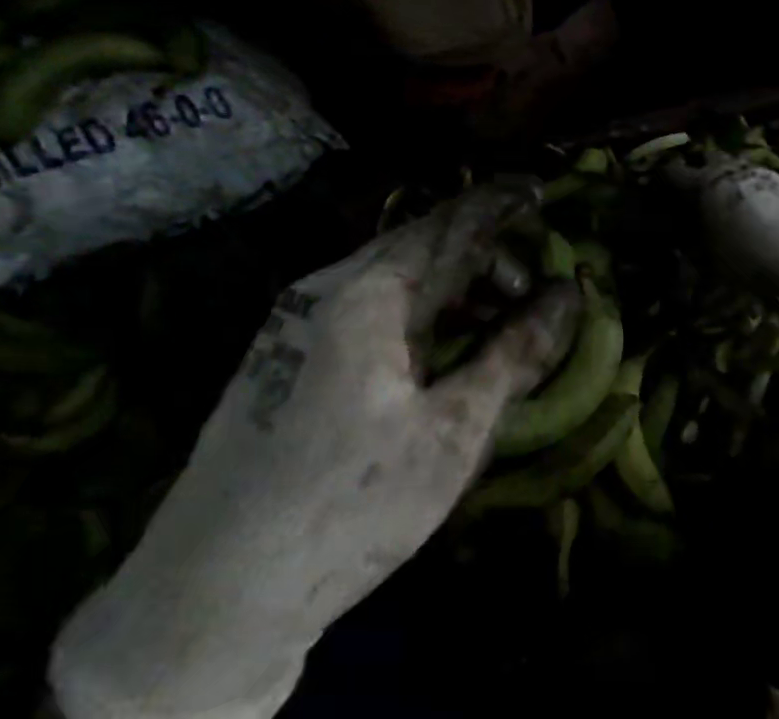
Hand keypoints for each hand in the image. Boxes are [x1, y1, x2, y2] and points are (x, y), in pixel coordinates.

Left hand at [48, 181, 581, 718]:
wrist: (212, 590)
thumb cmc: (350, 504)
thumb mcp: (451, 433)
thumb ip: (513, 354)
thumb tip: (567, 294)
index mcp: (365, 293)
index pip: (449, 224)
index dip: (499, 203)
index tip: (540, 188)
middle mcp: (325, 287)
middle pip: (419, 244)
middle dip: (482, 252)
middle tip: (533, 285)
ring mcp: (298, 320)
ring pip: (392, 277)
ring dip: (452, 286)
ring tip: (498, 318)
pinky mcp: (288, 353)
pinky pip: (368, 308)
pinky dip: (419, 312)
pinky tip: (442, 346)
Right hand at [666, 153, 778, 314]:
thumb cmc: (749, 256)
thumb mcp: (710, 256)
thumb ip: (692, 239)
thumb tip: (682, 233)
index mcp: (704, 184)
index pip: (673, 173)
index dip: (664, 181)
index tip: (660, 192)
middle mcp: (729, 169)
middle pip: (706, 163)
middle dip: (699, 176)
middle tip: (695, 199)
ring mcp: (758, 172)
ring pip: (734, 169)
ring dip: (727, 182)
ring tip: (726, 204)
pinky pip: (755, 180)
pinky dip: (748, 190)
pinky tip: (752, 209)